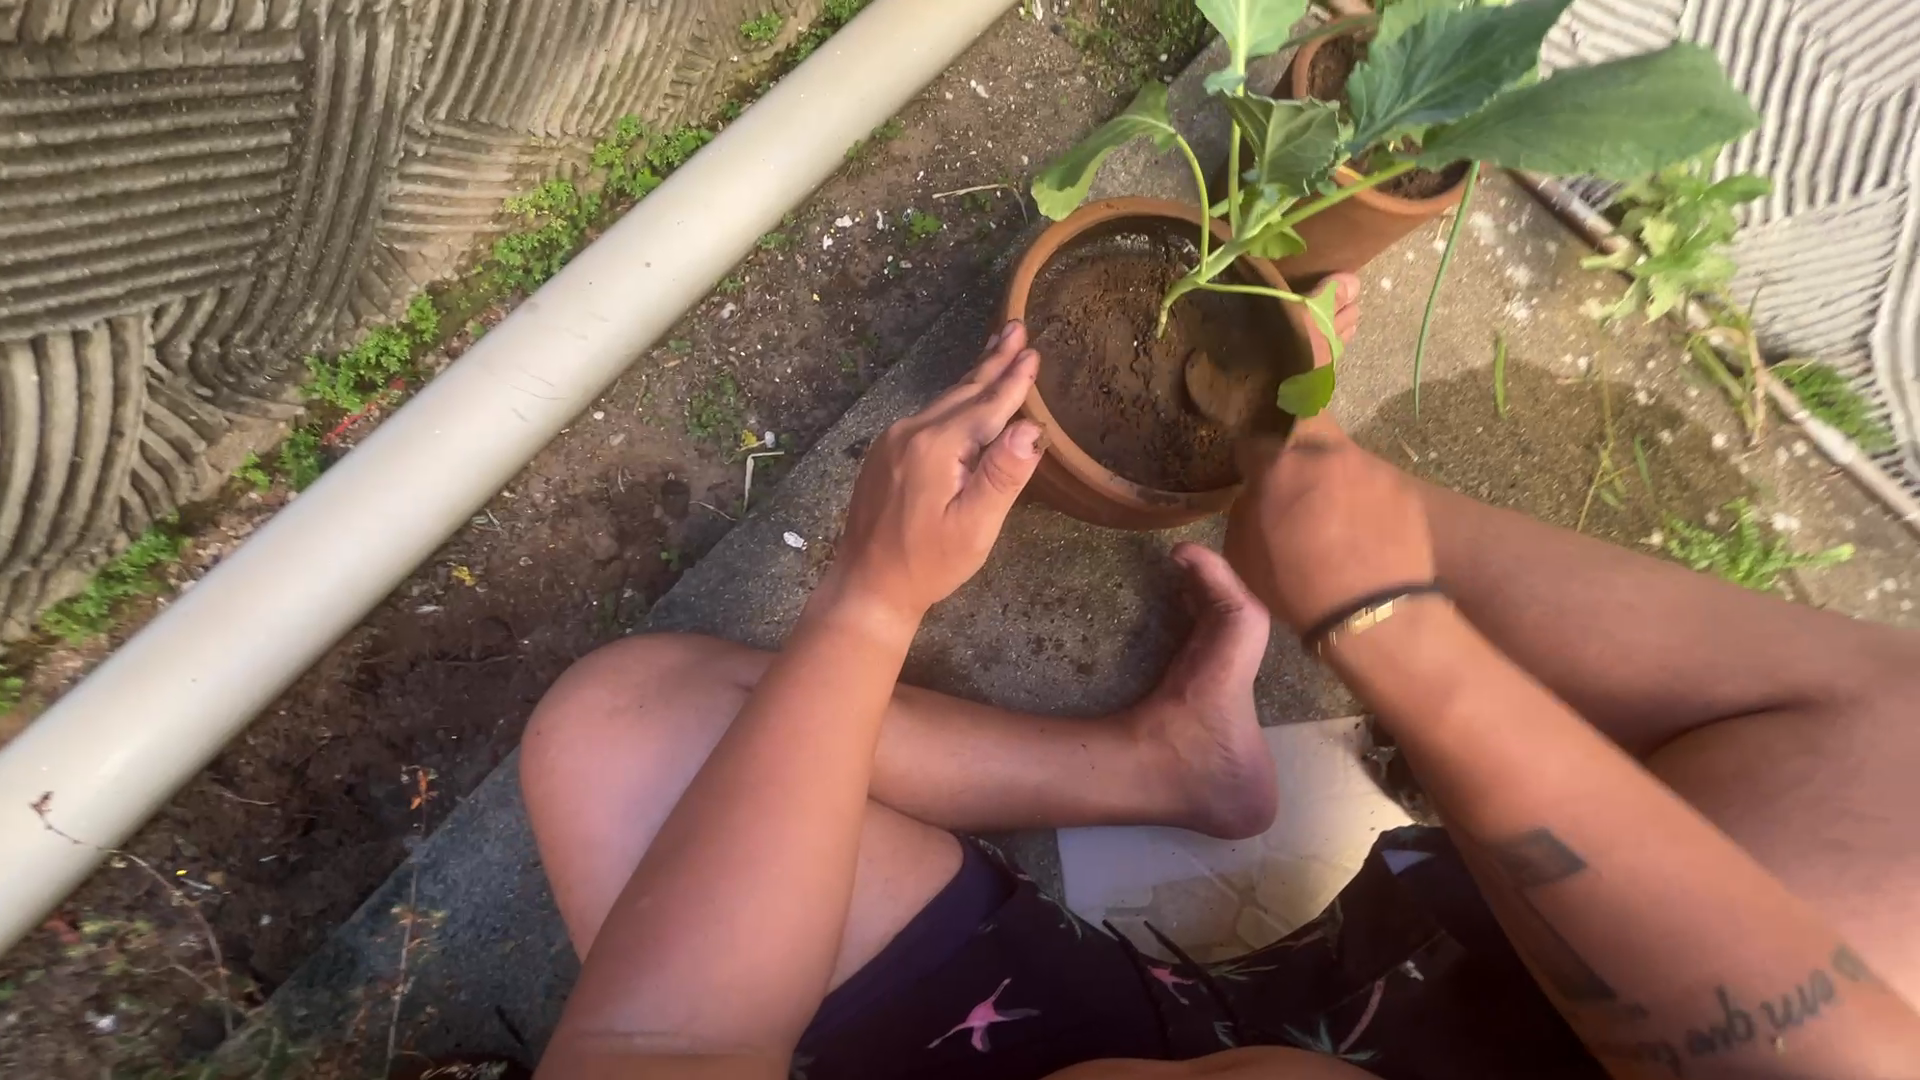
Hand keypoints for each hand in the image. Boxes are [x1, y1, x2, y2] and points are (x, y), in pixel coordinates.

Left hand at [827, 321, 1045, 627]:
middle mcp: (910, 433)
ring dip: (973, 379)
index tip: (1033, 352)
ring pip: (943, 403)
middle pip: (962, 393)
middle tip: (1015, 328)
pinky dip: (951, 402)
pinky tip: (961, 398)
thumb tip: (1030, 428)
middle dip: (993, 363)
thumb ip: (1002, 475)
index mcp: (936, 447)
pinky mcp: (883, 454)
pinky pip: (926, 418)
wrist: (868, 585)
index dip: (1013, 381)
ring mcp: (891, 441)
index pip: (987, 407)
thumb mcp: (974, 526)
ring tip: (995, 350)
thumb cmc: (928, 563)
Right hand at [1224, 413, 1434, 634]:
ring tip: (1330, 512)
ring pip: (1338, 459)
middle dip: (1291, 460)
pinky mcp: (1401, 486)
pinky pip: (1369, 481)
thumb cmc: (1295, 586)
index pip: (1253, 443)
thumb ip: (1242, 512)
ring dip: (1328, 477)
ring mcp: (1368, 467)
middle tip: (1290, 489)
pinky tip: (1360, 526)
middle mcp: (1324, 455)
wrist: (1372, 613)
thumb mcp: (1241, 554)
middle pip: (1300, 441)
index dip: (1248, 461)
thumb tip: (1254, 497)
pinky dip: (1360, 496)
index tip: (1249, 476)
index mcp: (1279, 467)